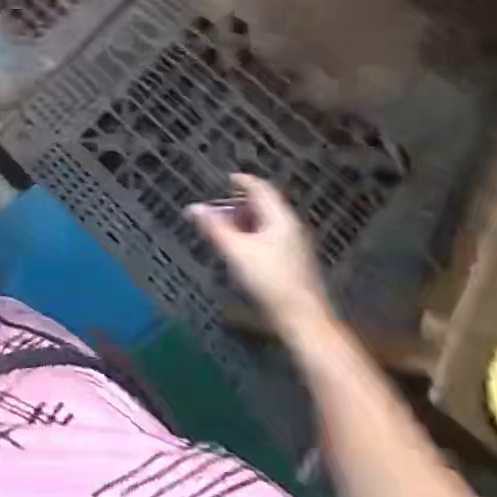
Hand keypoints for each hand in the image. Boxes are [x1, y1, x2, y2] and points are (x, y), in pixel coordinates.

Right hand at [188, 174, 332, 334]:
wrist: (301, 318)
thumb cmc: (270, 281)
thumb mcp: (235, 250)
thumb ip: (213, 227)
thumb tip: (195, 209)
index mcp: (280, 219)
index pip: (261, 189)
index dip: (243, 181)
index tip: (229, 178)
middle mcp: (290, 228)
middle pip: (263, 206)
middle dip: (238, 205)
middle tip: (216, 209)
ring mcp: (293, 246)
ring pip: (266, 223)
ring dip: (243, 221)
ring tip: (223, 228)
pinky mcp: (292, 263)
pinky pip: (269, 238)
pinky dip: (251, 235)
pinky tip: (239, 248)